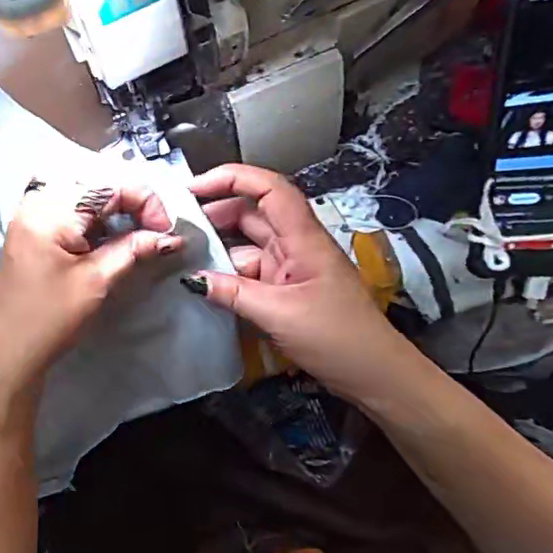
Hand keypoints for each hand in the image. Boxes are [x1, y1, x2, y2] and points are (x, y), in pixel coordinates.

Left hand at [0, 177, 184, 391]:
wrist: (8, 351)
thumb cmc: (51, 318)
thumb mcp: (96, 281)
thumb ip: (133, 250)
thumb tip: (170, 237)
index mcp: (48, 212)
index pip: (107, 185)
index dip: (144, 201)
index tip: (164, 230)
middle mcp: (35, 204)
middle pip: (94, 184)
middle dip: (129, 202)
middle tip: (152, 231)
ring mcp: (29, 216)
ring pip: (82, 194)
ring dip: (112, 209)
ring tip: (134, 235)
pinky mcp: (31, 230)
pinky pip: (67, 208)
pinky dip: (93, 218)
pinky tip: (109, 237)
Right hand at [185, 164, 418, 400]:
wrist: (374, 374)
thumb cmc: (336, 338)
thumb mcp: (278, 314)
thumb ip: (231, 293)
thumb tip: (191, 280)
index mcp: (303, 238)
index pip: (269, 189)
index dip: (232, 178)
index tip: (194, 188)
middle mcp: (296, 244)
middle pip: (253, 212)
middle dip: (215, 213)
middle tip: (178, 227)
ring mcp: (291, 265)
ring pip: (248, 242)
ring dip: (218, 246)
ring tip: (183, 254)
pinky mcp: (286, 287)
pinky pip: (250, 268)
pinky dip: (227, 271)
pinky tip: (204, 282)